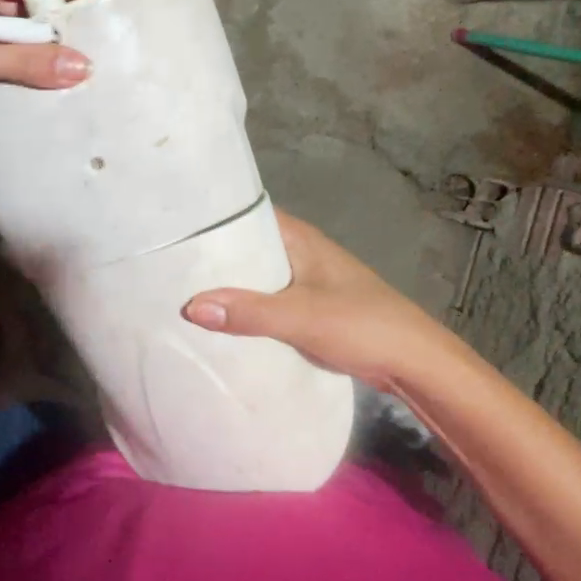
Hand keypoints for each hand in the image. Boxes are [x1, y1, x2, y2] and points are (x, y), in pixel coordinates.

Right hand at [181, 208, 452, 387]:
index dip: (209, 218)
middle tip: (163, 264)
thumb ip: (249, 312)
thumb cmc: (363, 325)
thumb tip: (189, 306)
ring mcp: (304, 281)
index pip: (243, 214)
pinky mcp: (308, 308)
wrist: (416, 365)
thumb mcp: (301, 317)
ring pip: (254, 275)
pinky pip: (264, 299)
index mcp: (298, 238)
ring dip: (226, 285)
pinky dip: (243, 307)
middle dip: (210, 256)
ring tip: (178, 291)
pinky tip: (217, 321)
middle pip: (244, 246)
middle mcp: (299, 252)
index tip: (169, 226)